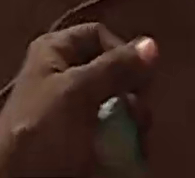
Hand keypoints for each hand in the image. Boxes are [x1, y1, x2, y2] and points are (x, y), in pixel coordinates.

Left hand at [0, 24, 158, 177]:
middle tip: (141, 118)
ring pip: (112, 108)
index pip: (98, 36)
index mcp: (54, 52)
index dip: (121, 52)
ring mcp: (68, 115)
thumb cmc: (41, 132)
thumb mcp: (78, 92)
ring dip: (131, 123)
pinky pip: (107, 138)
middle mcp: (62, 77)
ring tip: (140, 142)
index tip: (139, 80)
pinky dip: (122, 145)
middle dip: (130, 94)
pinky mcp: (74, 148)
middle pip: (109, 74)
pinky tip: (131, 157)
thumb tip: (152, 44)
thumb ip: (115, 68)